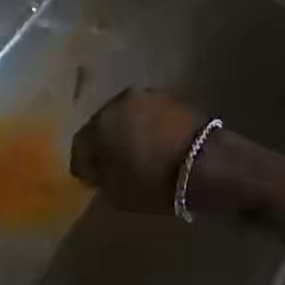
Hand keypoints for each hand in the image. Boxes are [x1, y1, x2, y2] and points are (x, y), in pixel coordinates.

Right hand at [69, 88, 207, 213]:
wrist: (202, 161)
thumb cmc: (151, 180)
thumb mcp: (113, 190)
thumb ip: (98, 174)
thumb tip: (96, 166)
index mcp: (102, 120)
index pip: (82, 142)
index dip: (84, 162)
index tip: (91, 177)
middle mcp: (124, 99)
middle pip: (106, 121)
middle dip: (106, 141)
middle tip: (112, 163)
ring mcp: (151, 94)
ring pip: (130, 114)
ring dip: (129, 130)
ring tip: (136, 152)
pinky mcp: (173, 96)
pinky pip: (152, 112)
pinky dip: (149, 125)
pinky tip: (155, 143)